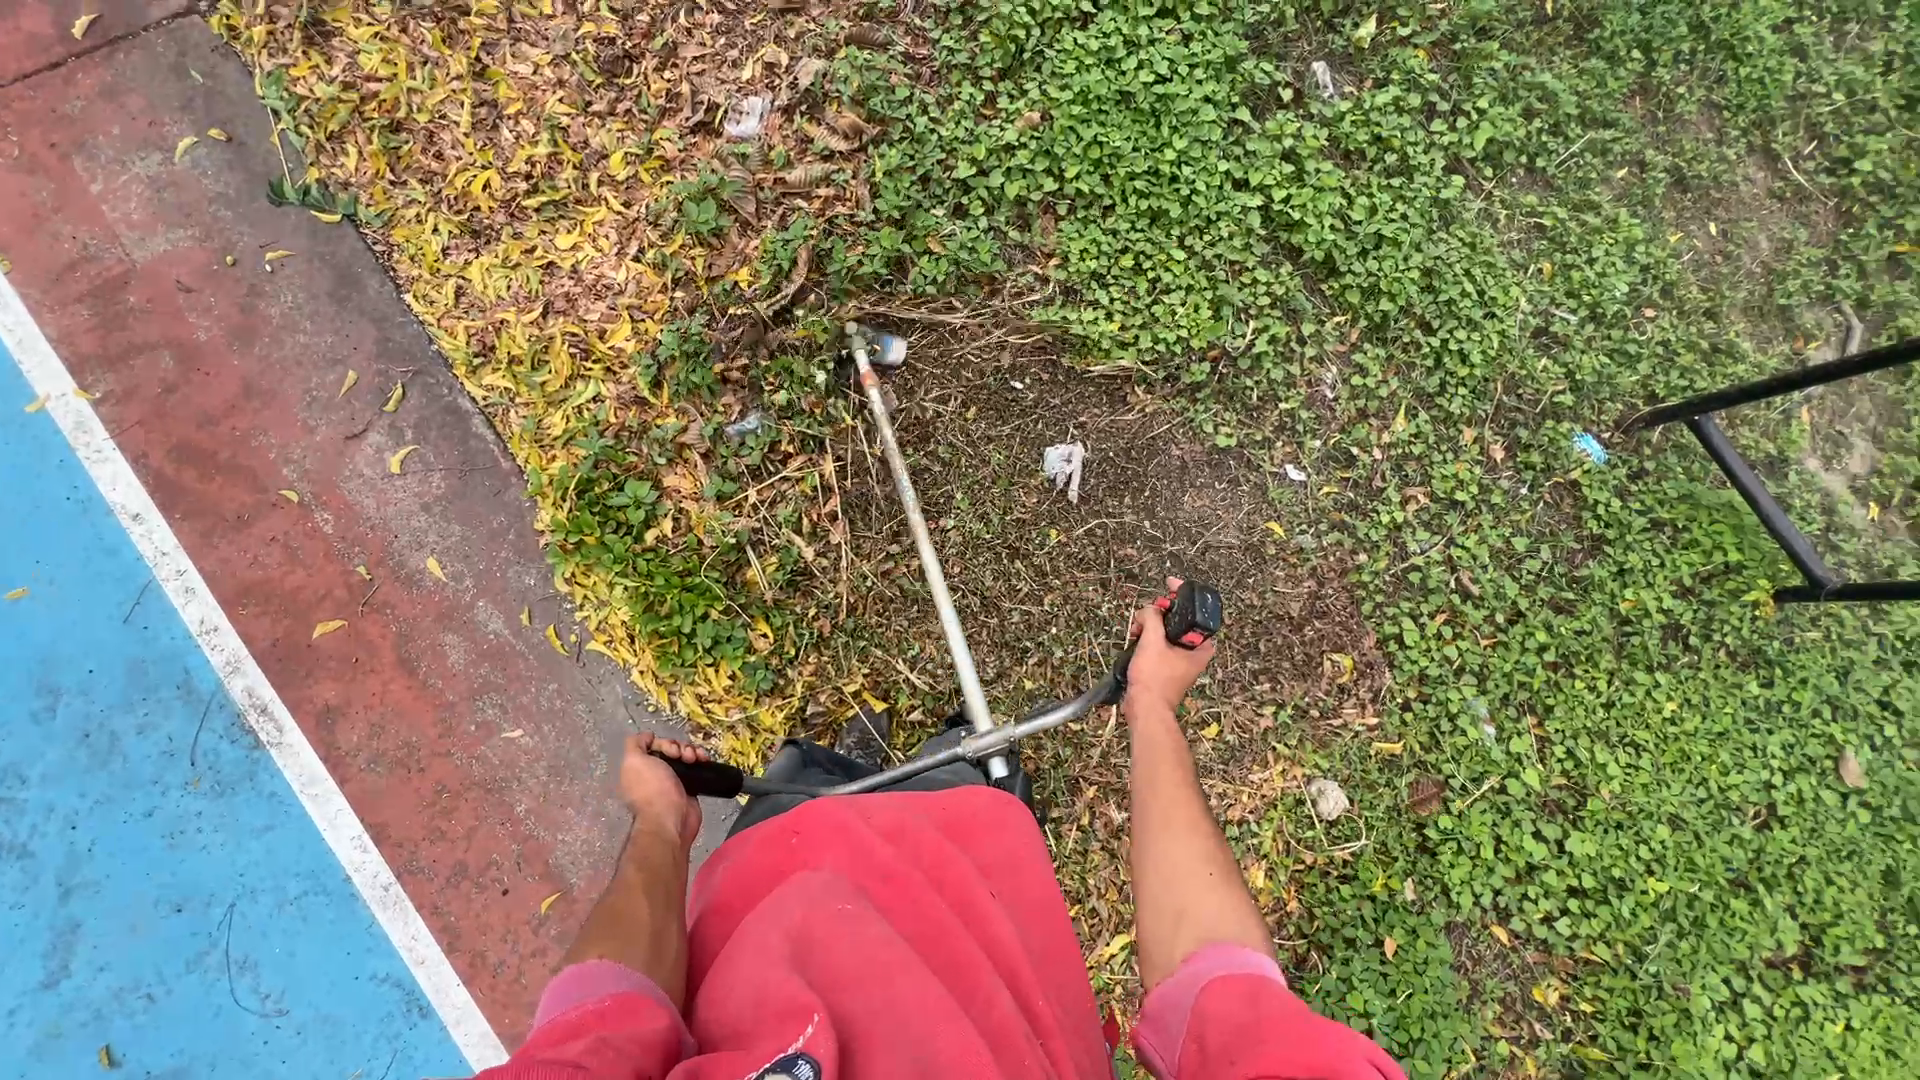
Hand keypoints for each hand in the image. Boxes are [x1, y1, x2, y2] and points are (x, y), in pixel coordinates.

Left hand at [619, 732, 705, 849]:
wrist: (671, 818)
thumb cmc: (652, 789)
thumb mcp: (633, 761)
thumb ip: (635, 744)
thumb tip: (647, 735)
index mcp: (639, 768)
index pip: (653, 744)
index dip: (663, 743)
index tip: (670, 751)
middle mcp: (654, 773)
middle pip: (670, 748)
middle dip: (679, 747)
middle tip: (684, 756)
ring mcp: (672, 780)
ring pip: (684, 755)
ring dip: (692, 751)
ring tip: (696, 759)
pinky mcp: (689, 786)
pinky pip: (695, 766)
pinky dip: (700, 760)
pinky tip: (704, 760)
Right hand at [1123, 576, 1215, 717]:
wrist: (1145, 708)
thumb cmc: (1154, 680)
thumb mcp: (1152, 641)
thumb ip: (1153, 617)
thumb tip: (1150, 609)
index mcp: (1202, 645)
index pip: (1194, 610)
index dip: (1180, 594)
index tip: (1169, 584)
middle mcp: (1195, 650)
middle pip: (1176, 618)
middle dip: (1156, 614)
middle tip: (1143, 617)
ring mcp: (1181, 657)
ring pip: (1165, 629)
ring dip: (1148, 626)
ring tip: (1135, 632)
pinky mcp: (1167, 663)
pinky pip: (1158, 642)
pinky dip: (1146, 638)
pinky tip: (1135, 640)